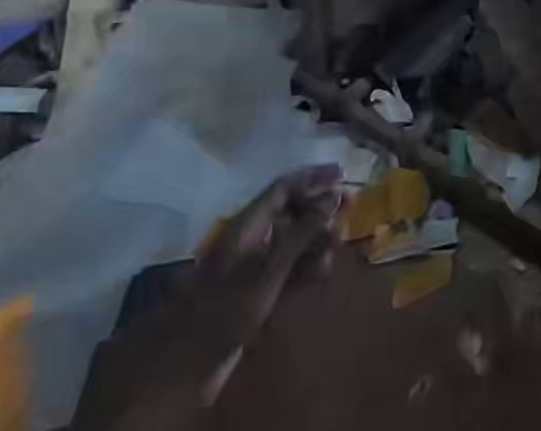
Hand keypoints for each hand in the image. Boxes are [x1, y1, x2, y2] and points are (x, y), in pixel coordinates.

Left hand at [106, 166, 342, 429]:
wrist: (189, 367)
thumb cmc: (228, 309)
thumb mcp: (269, 269)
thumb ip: (302, 231)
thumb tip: (334, 195)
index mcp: (248, 226)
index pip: (283, 188)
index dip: (312, 177)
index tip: (343, 173)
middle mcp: (254, 238)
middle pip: (293, 210)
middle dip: (321, 208)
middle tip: (351, 208)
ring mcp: (257, 264)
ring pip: (297, 238)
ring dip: (318, 239)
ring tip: (333, 249)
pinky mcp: (262, 287)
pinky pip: (292, 264)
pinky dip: (309, 264)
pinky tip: (320, 274)